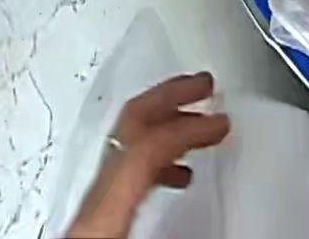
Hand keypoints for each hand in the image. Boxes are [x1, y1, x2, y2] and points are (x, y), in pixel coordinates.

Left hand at [66, 73, 230, 238]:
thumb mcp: (136, 237)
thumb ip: (177, 224)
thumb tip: (214, 218)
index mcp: (102, 205)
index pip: (144, 144)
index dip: (185, 126)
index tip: (218, 117)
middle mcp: (92, 193)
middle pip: (128, 123)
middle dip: (168, 97)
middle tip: (203, 85)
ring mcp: (90, 199)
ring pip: (125, 139)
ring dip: (164, 122)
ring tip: (198, 122)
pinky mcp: (94, 214)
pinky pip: (124, 167)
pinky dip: (154, 156)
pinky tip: (179, 171)